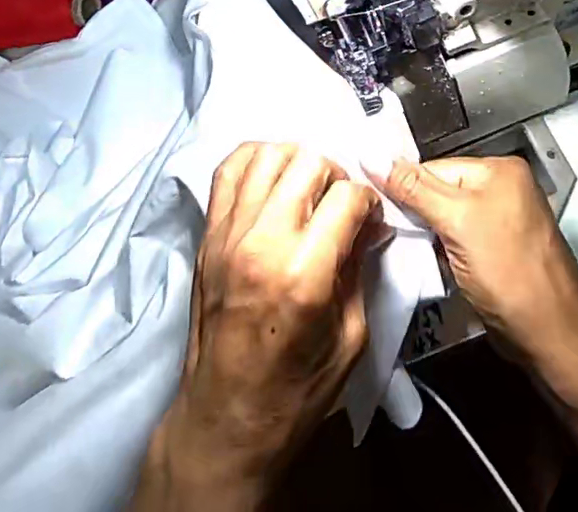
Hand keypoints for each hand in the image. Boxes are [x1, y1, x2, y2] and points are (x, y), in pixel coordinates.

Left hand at [135, 143, 379, 511]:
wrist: (225, 423)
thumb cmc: (296, 390)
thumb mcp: (352, 334)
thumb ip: (359, 266)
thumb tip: (370, 224)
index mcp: (304, 273)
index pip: (347, 195)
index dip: (368, 203)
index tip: (369, 220)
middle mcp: (261, 244)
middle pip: (309, 162)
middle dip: (336, 177)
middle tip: (340, 206)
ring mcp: (227, 236)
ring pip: (268, 154)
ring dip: (298, 163)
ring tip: (308, 191)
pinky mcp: (207, 237)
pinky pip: (228, 170)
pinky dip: (256, 161)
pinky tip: (275, 181)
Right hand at [370, 156, 577, 393]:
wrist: (548, 334)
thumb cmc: (510, 275)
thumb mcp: (457, 222)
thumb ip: (415, 190)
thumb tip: (377, 159)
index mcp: (499, 169)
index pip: (434, 167)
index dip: (404, 187)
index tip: (375, 207)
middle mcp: (504, 187)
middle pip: (440, 190)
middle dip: (417, 213)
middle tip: (390, 233)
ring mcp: (502, 219)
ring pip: (446, 218)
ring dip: (428, 235)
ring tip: (415, 252)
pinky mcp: (498, 249)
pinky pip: (459, 239)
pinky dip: (443, 250)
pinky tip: (436, 265)